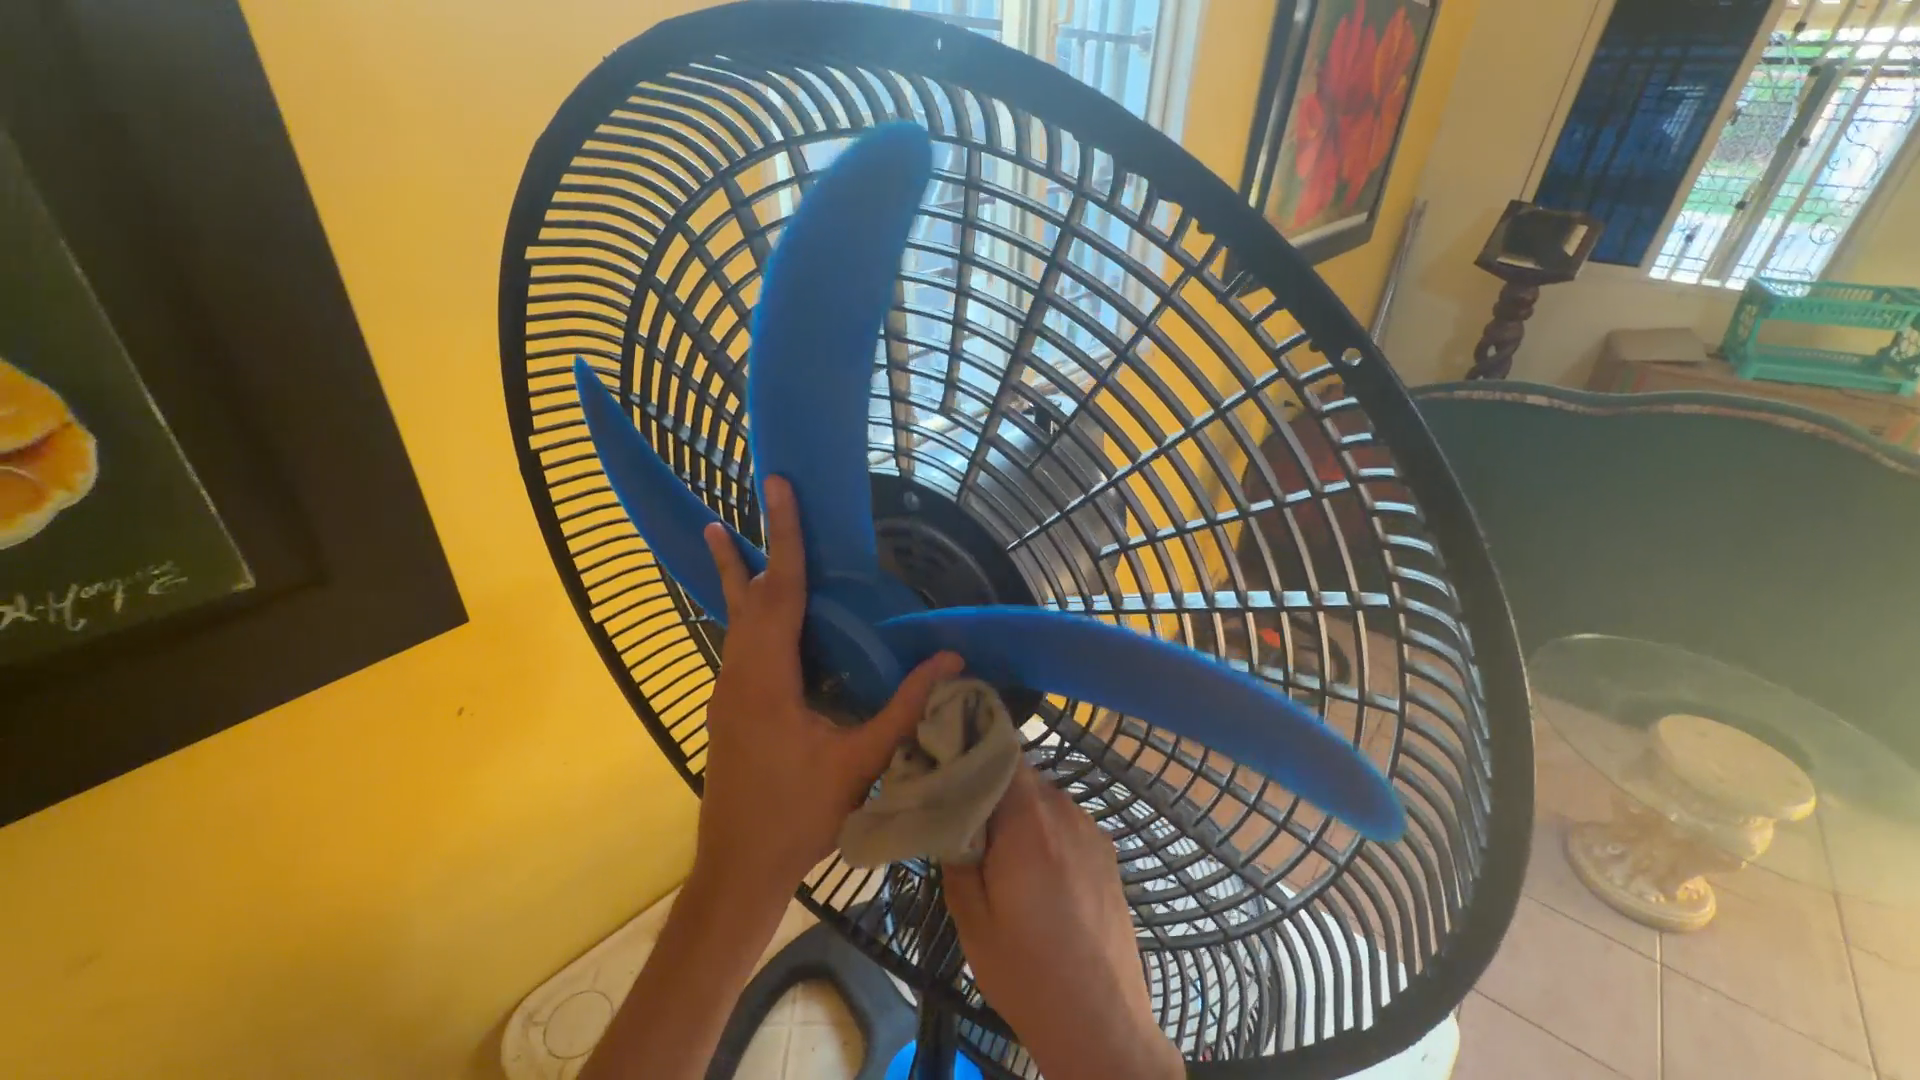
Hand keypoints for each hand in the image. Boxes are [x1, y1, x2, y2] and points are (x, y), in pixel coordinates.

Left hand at [695, 474, 963, 905]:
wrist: (737, 869)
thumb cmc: (797, 815)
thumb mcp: (860, 761)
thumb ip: (905, 707)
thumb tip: (951, 658)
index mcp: (765, 677)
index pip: (779, 590)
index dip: (782, 535)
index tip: (776, 486)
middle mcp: (738, 675)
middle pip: (745, 597)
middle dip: (748, 547)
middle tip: (742, 503)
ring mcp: (727, 693)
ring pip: (735, 622)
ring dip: (740, 579)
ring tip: (732, 541)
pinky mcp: (729, 710)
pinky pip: (739, 646)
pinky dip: (750, 615)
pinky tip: (762, 620)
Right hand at [945, 766, 1183, 1079]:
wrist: (1100, 1021)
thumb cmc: (1025, 970)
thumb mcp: (970, 915)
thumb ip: (957, 851)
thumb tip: (950, 813)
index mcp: (1028, 818)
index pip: (998, 752)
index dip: (969, 751)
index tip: (943, 766)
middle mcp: (1066, 811)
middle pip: (1020, 775)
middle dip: (989, 787)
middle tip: (961, 816)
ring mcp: (1092, 832)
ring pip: (1043, 801)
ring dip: (1017, 813)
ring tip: (994, 851)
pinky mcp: (1108, 855)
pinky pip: (1065, 825)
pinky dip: (1043, 833)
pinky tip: (1031, 874)